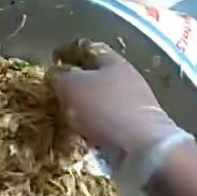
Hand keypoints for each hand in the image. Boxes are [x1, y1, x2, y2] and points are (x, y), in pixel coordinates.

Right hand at [51, 40, 183, 154]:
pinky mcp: (136, 126)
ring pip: (102, 96)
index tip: (53, 56)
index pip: (88, 48)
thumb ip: (59, 75)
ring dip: (84, 102)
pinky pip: (108, 118)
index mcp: (114, 62)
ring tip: (66, 111)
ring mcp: (135, 103)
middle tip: (56, 86)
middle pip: (97, 73)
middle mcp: (128, 78)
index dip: (69, 50)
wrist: (142, 147)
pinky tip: (83, 129)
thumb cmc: (104, 109)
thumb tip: (55, 73)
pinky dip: (94, 121)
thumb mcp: (71, 86)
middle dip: (76, 78)